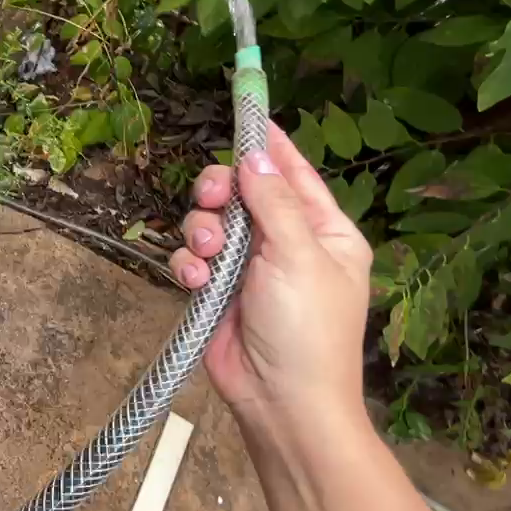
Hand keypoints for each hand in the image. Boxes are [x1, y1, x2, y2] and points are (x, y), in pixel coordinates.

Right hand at [168, 122, 372, 426]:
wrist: (279, 400)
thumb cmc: (307, 329)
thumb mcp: (298, 257)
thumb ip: (272, 201)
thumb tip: (255, 153)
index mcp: (323, 231)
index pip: (293, 172)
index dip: (269, 143)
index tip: (245, 111)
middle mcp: (283, 241)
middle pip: (238, 190)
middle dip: (218, 194)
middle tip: (213, 201)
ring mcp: (246, 264)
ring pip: (207, 220)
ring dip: (200, 233)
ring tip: (207, 259)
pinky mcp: (214, 286)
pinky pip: (190, 256)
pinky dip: (187, 266)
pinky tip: (194, 283)